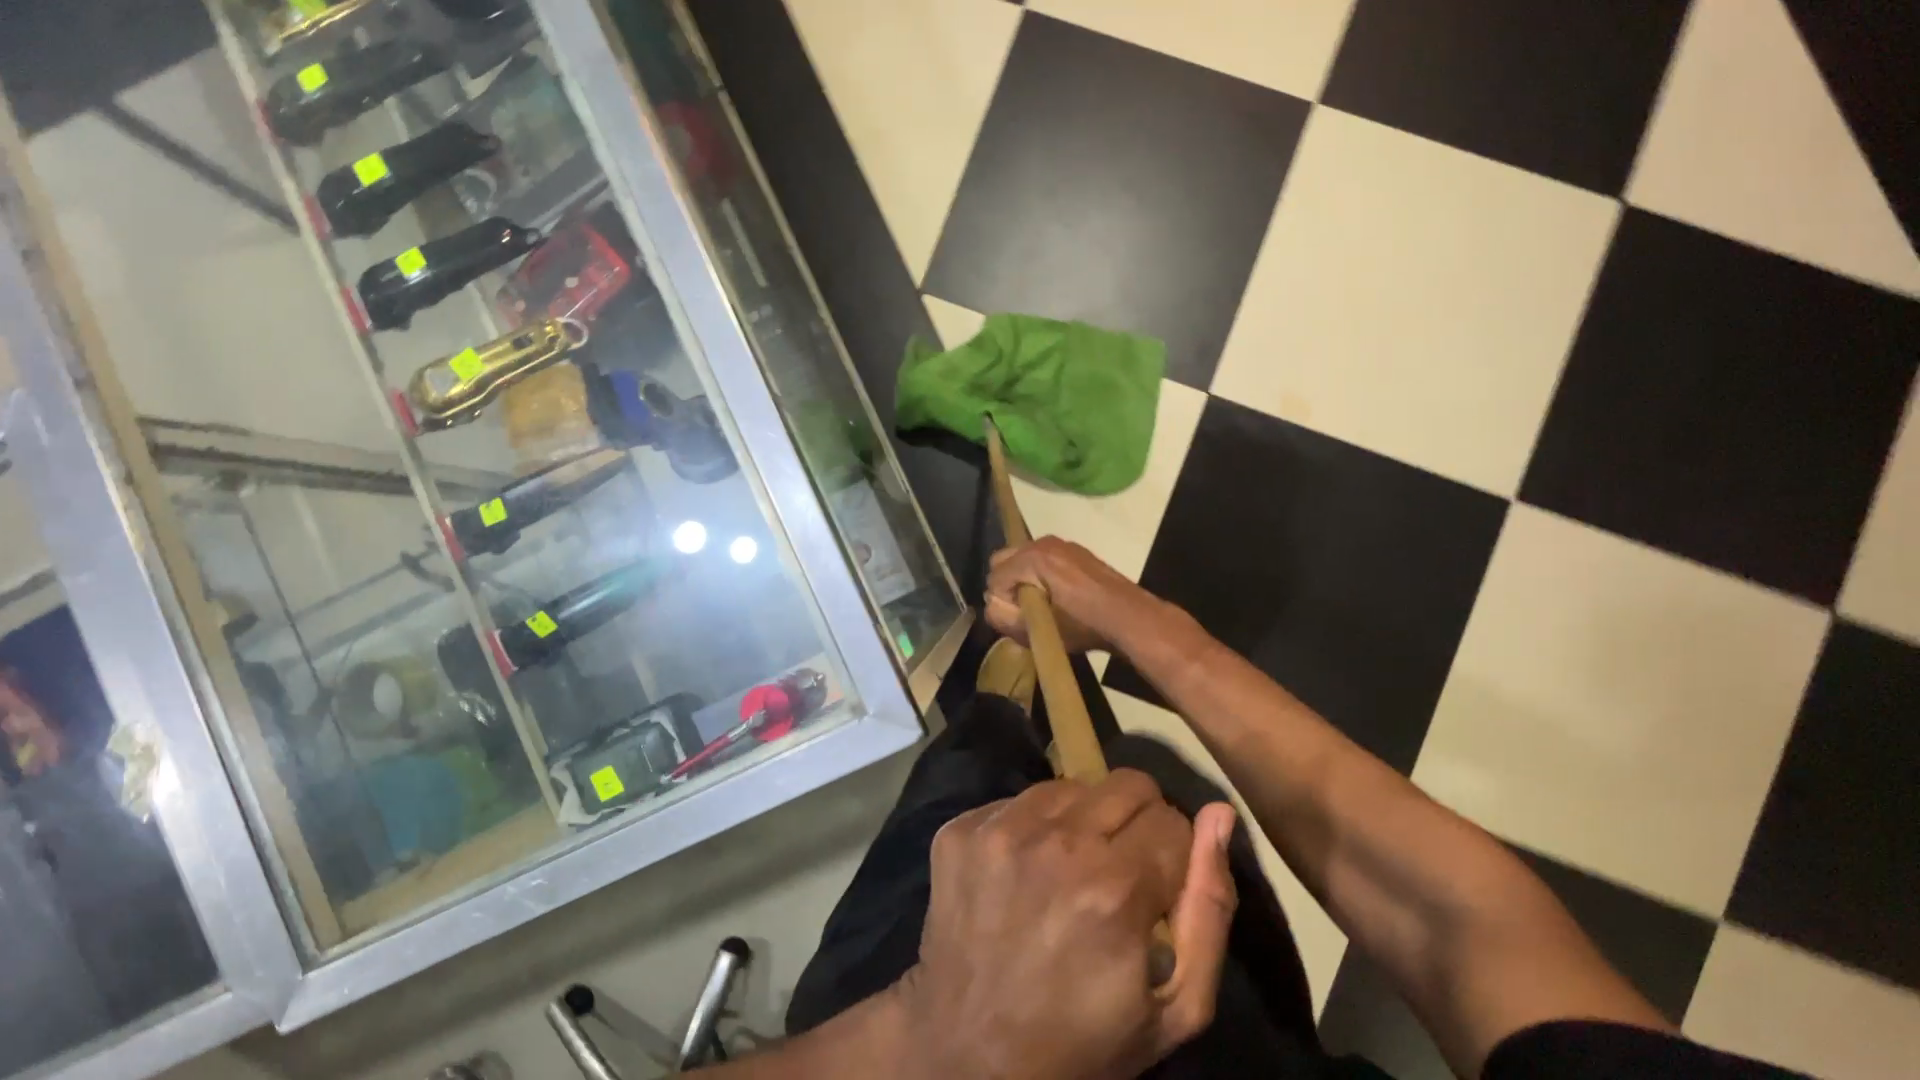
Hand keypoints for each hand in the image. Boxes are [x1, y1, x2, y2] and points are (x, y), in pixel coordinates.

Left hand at [898, 770, 1238, 1079]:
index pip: (1176, 822)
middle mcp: (1055, 842)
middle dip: (1139, 824)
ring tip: (1070, 873)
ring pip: (1074, 786)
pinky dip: (1034, 828)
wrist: (966, 1052)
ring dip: (1084, 821)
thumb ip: (1211, 909)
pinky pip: (1019, 800)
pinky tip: (1027, 873)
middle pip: (1129, 785)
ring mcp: (998, 831)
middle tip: (1121, 873)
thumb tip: (1219, 815)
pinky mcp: (960, 831)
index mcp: (1114, 887)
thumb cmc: (1081, 1040)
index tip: (1157, 896)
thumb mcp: (1177, 1008)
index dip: (1176, 860)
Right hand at [985, 538, 1157, 654]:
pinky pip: (1043, 558)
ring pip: (1023, 558)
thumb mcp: (1036, 632)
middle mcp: (1043, 542)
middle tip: (1023, 610)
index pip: (994, 577)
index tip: (1019, 618)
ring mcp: (1061, 543)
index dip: (1001, 602)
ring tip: (1041, 604)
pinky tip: (1058, 596)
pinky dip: (1040, 574)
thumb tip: (993, 605)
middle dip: (1007, 585)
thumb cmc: (1082, 626)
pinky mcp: (1075, 550)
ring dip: (1023, 579)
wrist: (1128, 617)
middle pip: (1003, 560)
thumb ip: (1002, 618)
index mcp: (1032, 558)